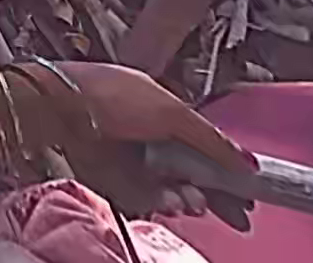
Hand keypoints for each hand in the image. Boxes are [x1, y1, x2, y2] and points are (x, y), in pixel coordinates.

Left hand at [18, 62, 254, 217]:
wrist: (62, 107)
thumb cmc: (114, 97)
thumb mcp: (170, 111)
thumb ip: (210, 138)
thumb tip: (250, 163)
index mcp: (156, 105)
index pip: (199, 143)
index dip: (225, 171)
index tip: (248, 197)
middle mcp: (145, 130)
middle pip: (188, 171)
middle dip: (212, 193)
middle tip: (232, 215)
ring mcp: (129, 154)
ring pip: (170, 188)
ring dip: (187, 198)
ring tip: (190, 200)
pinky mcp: (112, 175)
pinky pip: (146, 197)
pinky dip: (161, 202)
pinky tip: (168, 201)